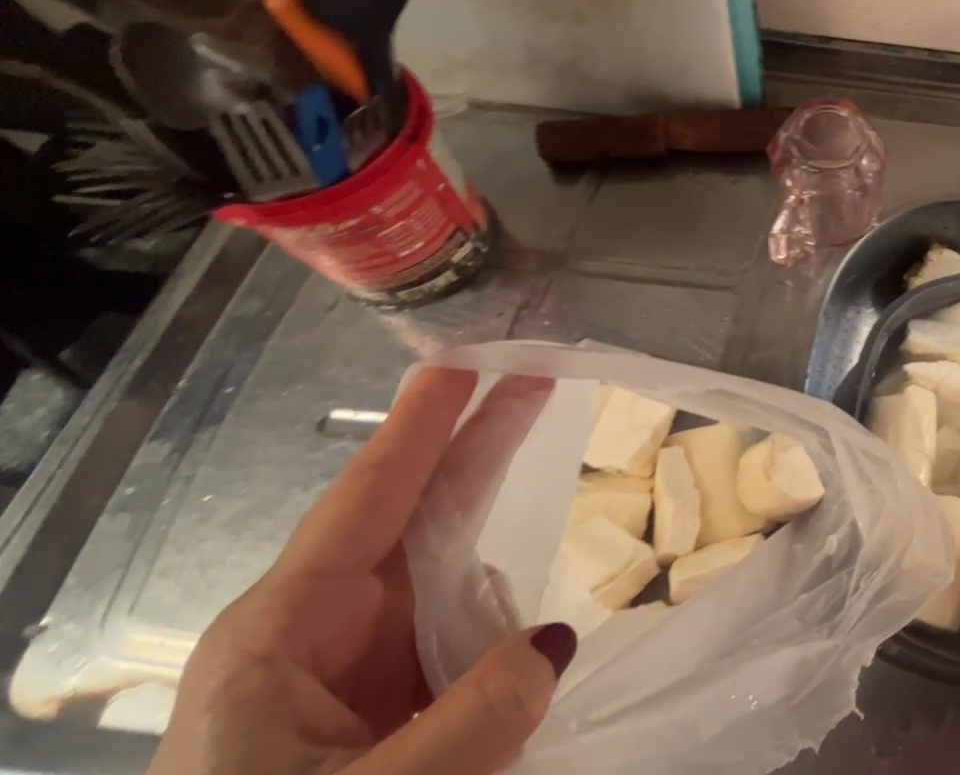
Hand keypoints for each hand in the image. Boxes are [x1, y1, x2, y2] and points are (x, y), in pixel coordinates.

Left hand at [152, 368, 570, 774]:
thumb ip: (474, 718)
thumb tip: (556, 642)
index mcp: (283, 634)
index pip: (367, 499)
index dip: (421, 425)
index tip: (460, 361)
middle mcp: (318, 634)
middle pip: (417, 514)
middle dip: (478, 444)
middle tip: (536, 379)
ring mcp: (355, 671)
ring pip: (446, 581)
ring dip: (498, 570)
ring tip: (532, 594)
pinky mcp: (386, 705)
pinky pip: (458, 640)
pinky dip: (497, 631)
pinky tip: (522, 662)